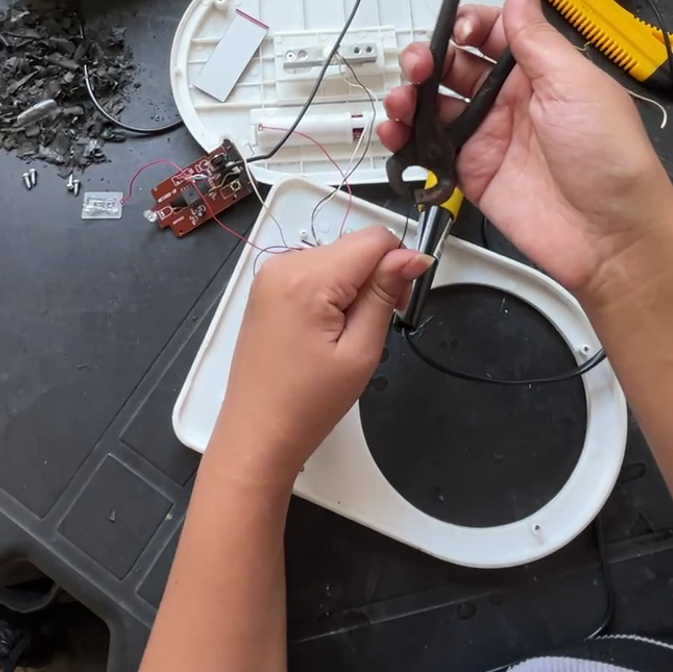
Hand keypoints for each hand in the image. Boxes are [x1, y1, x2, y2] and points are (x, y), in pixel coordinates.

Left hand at [209, 227, 432, 488]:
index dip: (399, 263)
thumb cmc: (311, 403)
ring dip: (353, 285)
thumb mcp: (361, 350)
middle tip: (375, 327)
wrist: (257, 433)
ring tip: (347, 333)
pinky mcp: (266, 286)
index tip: (401, 303)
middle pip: (354, 246)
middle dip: (376, 277)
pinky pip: (314, 269)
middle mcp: (285, 263)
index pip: (374, 238)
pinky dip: (331, 290)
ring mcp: (271, 273)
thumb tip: (415, 255)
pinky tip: (326, 327)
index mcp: (308, 277)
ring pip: (336, 256)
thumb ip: (385, 293)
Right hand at [378, 0, 672, 300]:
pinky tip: (397, 132)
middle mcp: (509, 100)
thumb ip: (536, 36)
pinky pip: (427, 150)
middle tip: (419, 67)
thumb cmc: (612, 160)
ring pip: (433, 105)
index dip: (465, 25)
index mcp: (539, 71)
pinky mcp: (470, 172)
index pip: (491, 33)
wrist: (611, 238)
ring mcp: (487, 136)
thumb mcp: (575, 84)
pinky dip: (405, 139)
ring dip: (409, 96)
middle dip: (427, 58)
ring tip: (403, 101)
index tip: (454, 31)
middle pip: (452, 66)